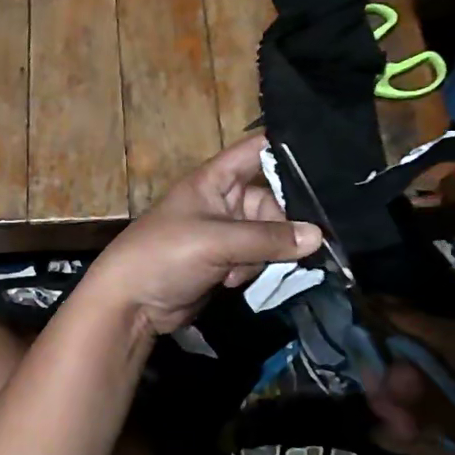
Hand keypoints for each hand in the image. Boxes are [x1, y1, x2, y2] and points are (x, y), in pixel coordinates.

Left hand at [83, 134, 322, 336]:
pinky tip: (230, 282)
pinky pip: (258, 258)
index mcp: (215, 179)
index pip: (257, 150)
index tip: (325, 162)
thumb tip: (318, 237)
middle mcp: (224, 200)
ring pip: (269, 234)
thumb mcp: (218, 242)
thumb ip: (269, 238)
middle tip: (286, 246)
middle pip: (272, 200)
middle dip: (279, 226)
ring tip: (236, 271)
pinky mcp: (227, 260)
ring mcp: (226, 232)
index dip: (287, 150)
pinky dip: (252, 270)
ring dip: (262, 255)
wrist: (130, 305)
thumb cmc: (165, 255)